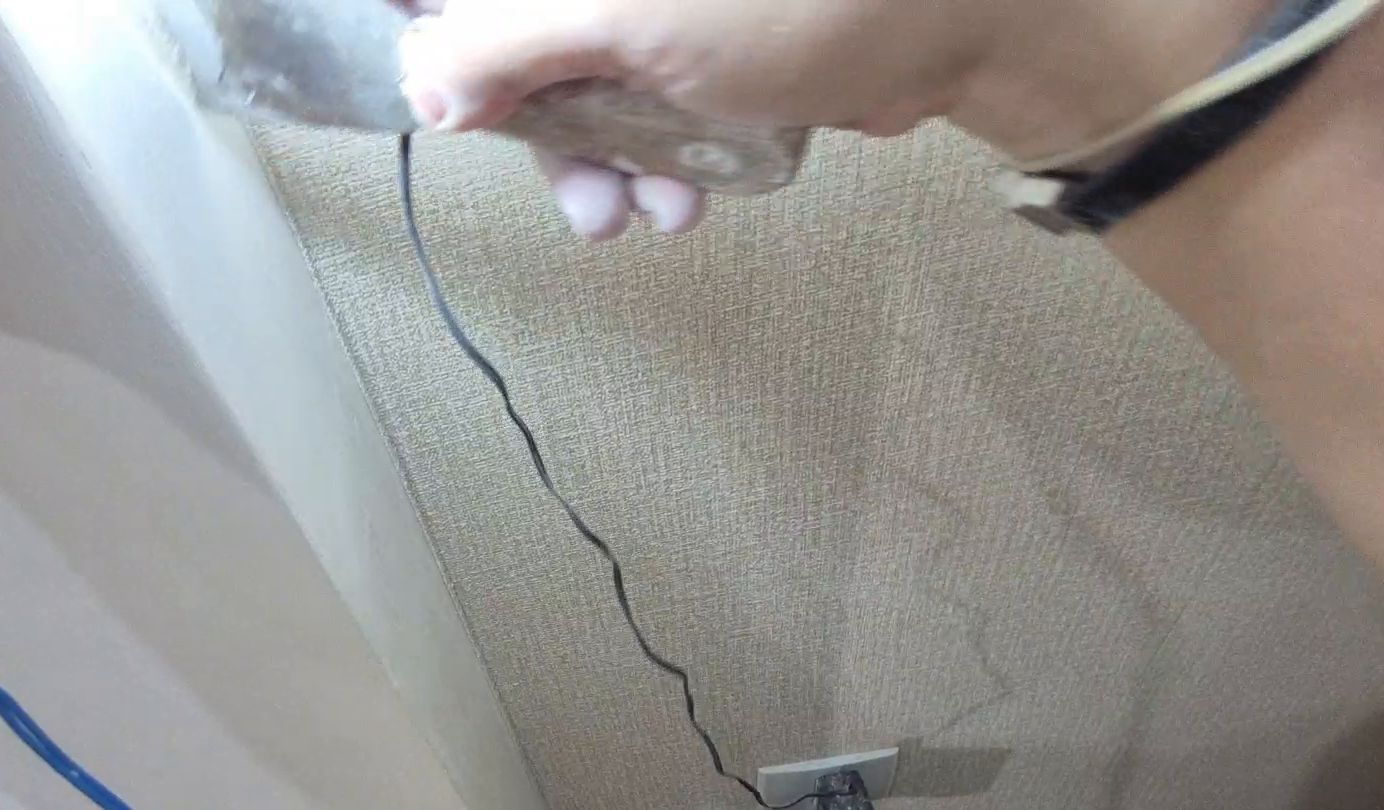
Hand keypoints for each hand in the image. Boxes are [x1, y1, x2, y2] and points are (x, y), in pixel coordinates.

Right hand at [397, 0, 1272, 238]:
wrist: (966, 18)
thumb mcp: (625, 15)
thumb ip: (505, 39)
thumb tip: (417, 82)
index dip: (449, 42)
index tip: (465, 115)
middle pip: (522, 43)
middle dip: (551, 138)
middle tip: (588, 208)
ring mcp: (653, 0)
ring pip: (583, 86)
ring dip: (608, 169)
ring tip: (652, 215)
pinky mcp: (695, 34)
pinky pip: (640, 104)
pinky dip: (652, 162)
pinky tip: (684, 200)